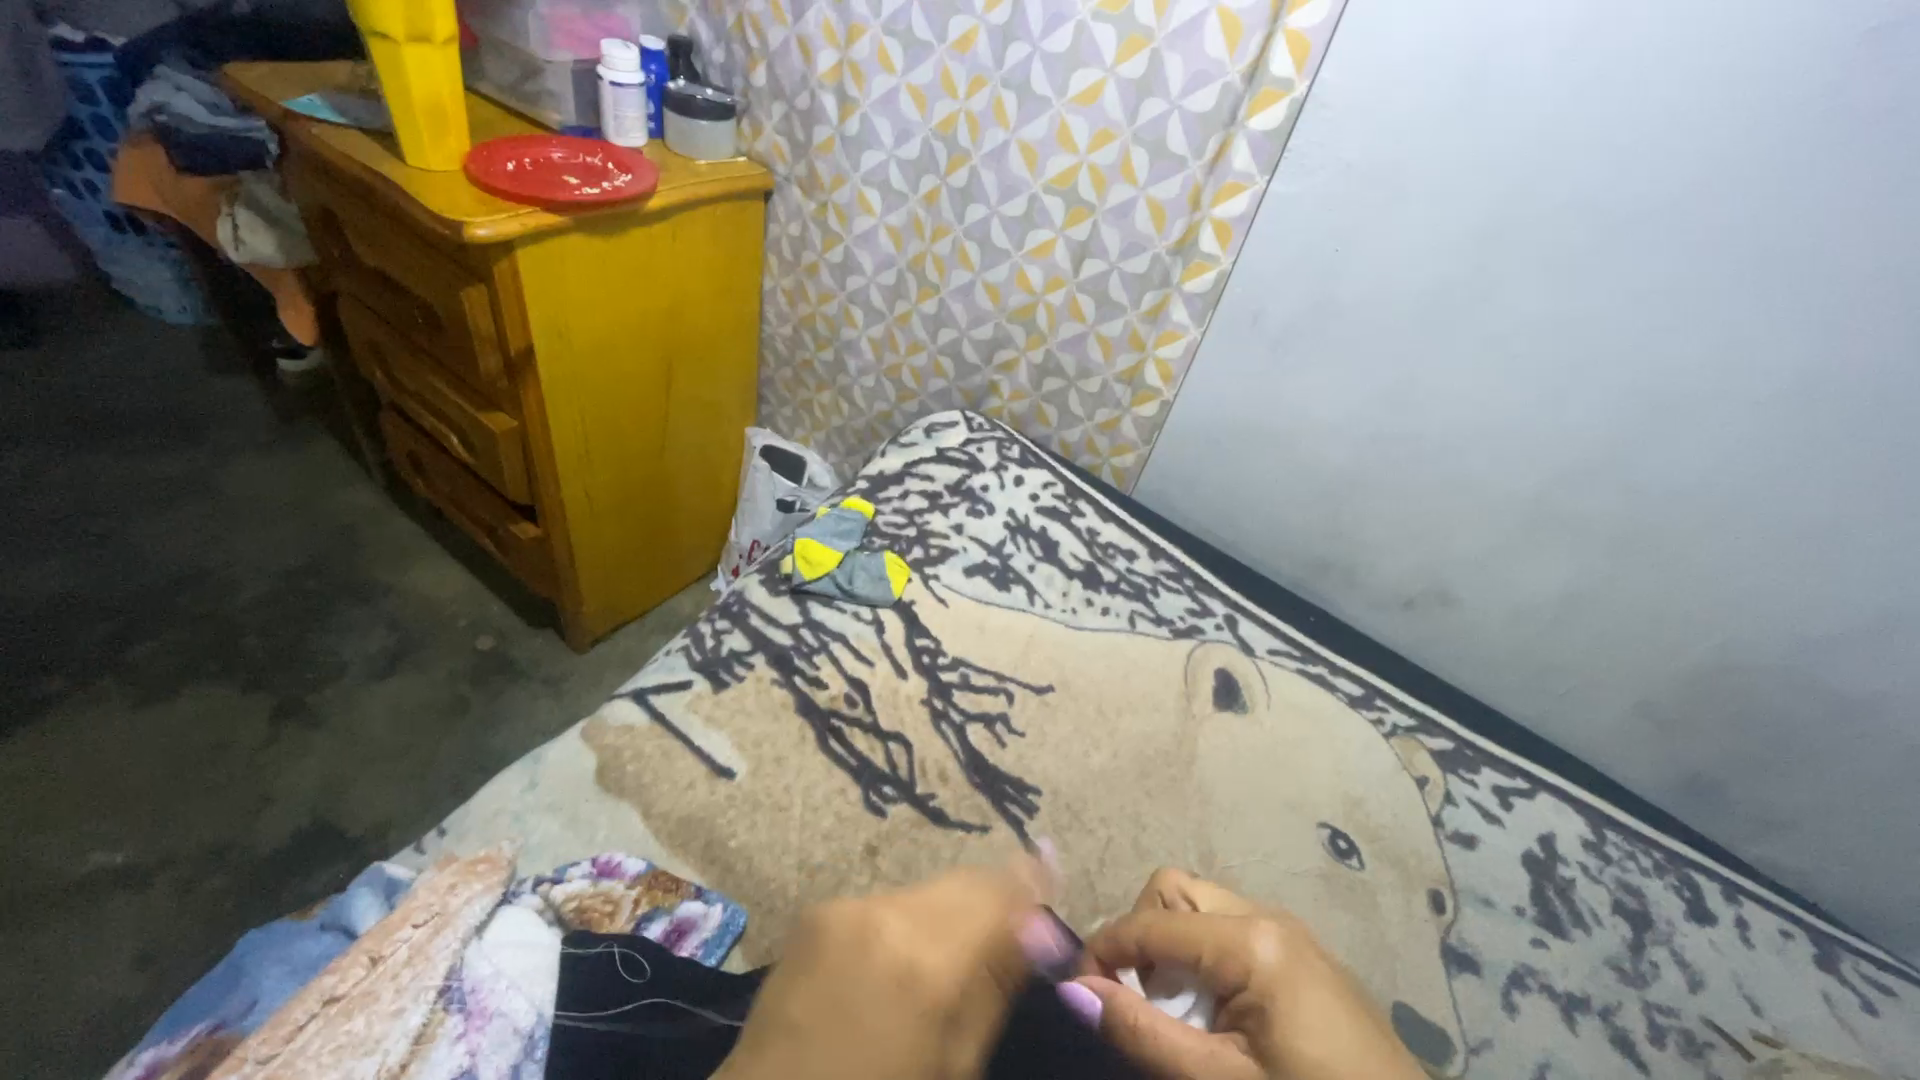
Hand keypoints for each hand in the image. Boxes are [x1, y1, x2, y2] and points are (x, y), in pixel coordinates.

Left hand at [715, 858, 1049, 1079]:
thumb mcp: (954, 1064)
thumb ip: (995, 985)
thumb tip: (1040, 925)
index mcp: (927, 959)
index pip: (1000, 891)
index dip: (1032, 881)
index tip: (1050, 878)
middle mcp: (885, 912)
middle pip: (963, 881)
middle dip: (991, 900)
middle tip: (1006, 934)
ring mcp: (843, 907)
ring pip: (923, 891)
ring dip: (945, 913)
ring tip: (942, 963)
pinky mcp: (815, 911)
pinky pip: (882, 904)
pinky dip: (902, 924)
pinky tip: (894, 965)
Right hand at [1072, 868, 1425, 1079]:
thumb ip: (1143, 1033)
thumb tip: (1074, 990)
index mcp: (1250, 941)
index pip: (1148, 922)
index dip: (1101, 952)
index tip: (1076, 995)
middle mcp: (1267, 916)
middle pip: (1172, 890)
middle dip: (1139, 936)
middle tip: (1134, 1000)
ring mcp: (1288, 933)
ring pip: (1199, 906)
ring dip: (1168, 947)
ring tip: (1170, 1012)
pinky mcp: (1301, 956)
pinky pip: (1227, 930)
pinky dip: (1199, 957)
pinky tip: (1210, 1015)